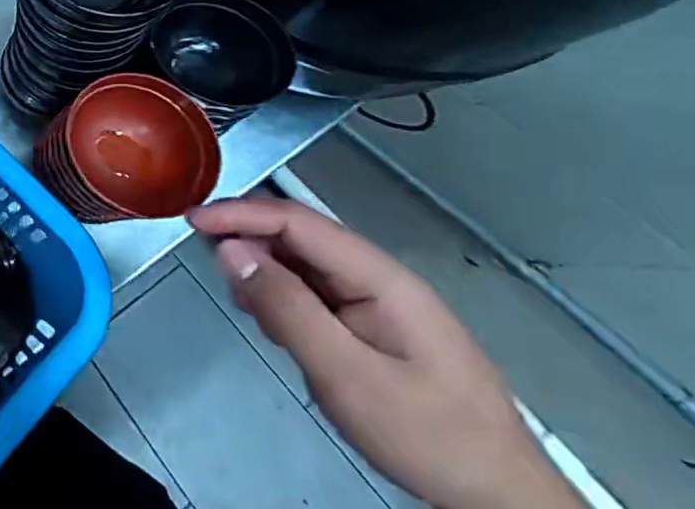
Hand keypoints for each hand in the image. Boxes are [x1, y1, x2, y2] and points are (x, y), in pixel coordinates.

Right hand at [187, 197, 582, 508]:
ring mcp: (379, 301)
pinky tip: (271, 321)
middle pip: (299, 235)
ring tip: (243, 303)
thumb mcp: (347, 375)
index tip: (190, 221)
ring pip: (302, 262)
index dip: (240, 214)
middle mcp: (379, 278)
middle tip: (210, 264)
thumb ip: (286, 307)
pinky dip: (280, 294)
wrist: (504, 501)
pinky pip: (314, 290)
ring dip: (262, 269)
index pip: (297, 222)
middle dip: (247, 238)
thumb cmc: (429, 435)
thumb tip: (230, 250)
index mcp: (381, 278)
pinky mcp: (373, 325)